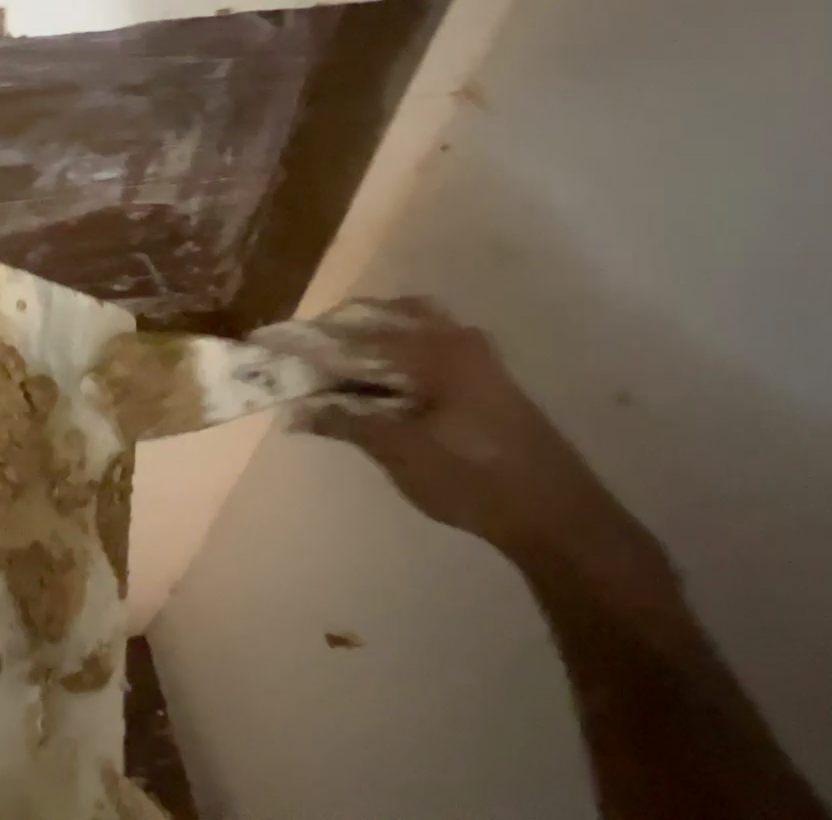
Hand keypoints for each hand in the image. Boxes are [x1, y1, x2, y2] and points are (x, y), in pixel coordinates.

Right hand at [305, 298, 667, 581]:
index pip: (356, 333)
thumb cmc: (473, 478)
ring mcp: (476, 357)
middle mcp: (456, 338)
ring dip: (370, 339)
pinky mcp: (484, 379)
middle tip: (307, 354)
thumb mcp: (398, 452)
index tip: (275, 346)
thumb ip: (344, 422)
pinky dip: (394, 354)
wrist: (557, 516)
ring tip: (336, 367)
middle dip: (341, 330)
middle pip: (386, 315)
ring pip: (411, 327)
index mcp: (435, 348)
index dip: (312, 341)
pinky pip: (428, 347)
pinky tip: (376, 384)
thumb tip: (291, 411)